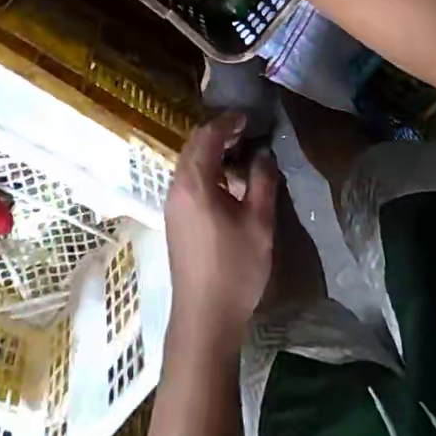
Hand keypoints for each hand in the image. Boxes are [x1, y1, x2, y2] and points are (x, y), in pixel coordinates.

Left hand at [165, 115, 278, 337]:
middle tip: (247, 131)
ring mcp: (172, 205)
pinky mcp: (176, 220)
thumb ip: (262, 182)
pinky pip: (188, 181)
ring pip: (189, 164)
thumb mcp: (259, 222)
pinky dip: (206, 170)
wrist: (205, 318)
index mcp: (194, 183)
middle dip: (219, 134)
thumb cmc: (235, 268)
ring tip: (241, 153)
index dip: (228, 122)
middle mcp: (177, 188)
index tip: (250, 118)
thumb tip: (263, 155)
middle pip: (193, 146)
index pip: (207, 137)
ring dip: (212, 152)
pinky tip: (228, 182)